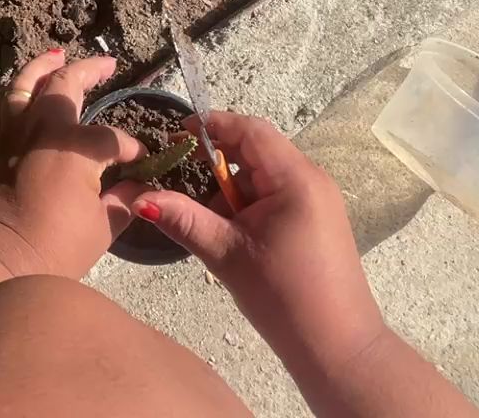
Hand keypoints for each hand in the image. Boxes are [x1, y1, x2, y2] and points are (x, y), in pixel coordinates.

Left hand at [0, 48, 146, 277]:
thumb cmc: (55, 248)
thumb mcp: (103, 227)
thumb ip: (125, 199)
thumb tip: (142, 187)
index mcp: (75, 147)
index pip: (112, 138)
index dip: (131, 148)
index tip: (143, 160)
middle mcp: (43, 128)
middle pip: (66, 84)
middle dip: (90, 71)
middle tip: (108, 65)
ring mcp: (14, 131)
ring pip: (26, 82)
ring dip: (44, 64)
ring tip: (58, 52)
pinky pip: (2, 105)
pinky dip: (14, 91)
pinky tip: (22, 88)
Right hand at [133, 111, 386, 376]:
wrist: (340, 352)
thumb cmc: (284, 298)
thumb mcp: (226, 254)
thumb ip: (183, 219)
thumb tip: (138, 198)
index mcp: (294, 178)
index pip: (250, 129)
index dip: (212, 125)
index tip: (177, 134)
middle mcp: (310, 178)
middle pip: (257, 146)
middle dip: (217, 155)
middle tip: (183, 169)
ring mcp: (317, 197)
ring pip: (263, 170)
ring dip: (232, 182)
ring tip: (209, 215)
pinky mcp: (316, 216)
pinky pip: (275, 189)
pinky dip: (248, 198)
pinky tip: (232, 228)